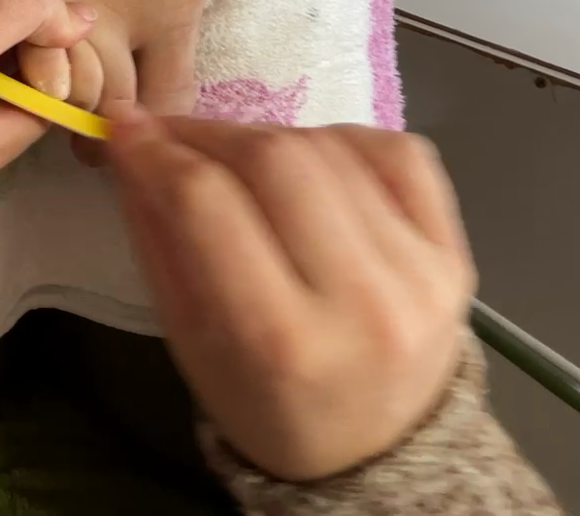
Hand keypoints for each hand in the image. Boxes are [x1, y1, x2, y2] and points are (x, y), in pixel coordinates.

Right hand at [106, 113, 474, 481]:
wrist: (372, 450)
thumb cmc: (255, 395)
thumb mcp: (182, 329)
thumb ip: (154, 229)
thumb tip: (132, 140)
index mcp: (279, 339)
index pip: (205, 201)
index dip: (154, 150)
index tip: (123, 127)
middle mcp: (362, 301)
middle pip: (271, 159)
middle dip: (203, 131)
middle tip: (170, 135)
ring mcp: (421, 274)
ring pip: (325, 145)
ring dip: (259, 134)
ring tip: (232, 155)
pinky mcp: (456, 252)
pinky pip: (396, 150)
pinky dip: (338, 138)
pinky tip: (309, 162)